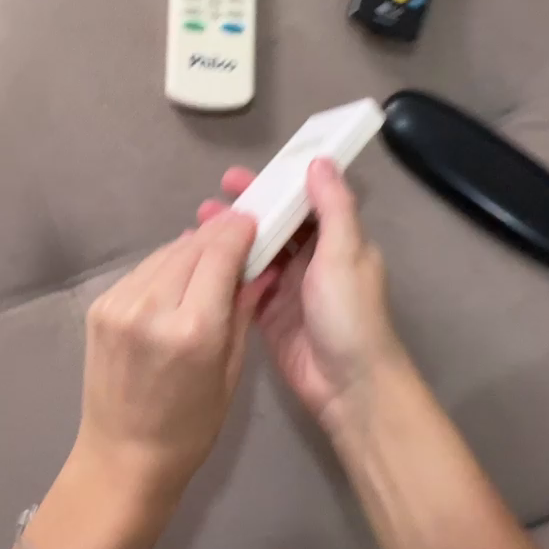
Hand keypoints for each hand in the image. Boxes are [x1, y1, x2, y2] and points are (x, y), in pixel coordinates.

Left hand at [74, 209, 272, 498]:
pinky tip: (175, 277)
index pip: (220, 255)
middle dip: (216, 235)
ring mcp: (119, 304)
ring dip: (189, 248)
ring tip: (208, 253)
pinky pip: (141, 271)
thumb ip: (242, 312)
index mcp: (193, 329)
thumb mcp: (230, 373)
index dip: (238, 232)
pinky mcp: (99, 306)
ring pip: (164, 253)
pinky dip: (162, 267)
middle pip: (191, 247)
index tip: (252, 221)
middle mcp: (152, 308)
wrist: (122, 458)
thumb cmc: (190, 427)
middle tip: (237, 231)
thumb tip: (260, 267)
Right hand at [198, 159, 407, 430]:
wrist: (348, 388)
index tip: (241, 175)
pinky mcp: (269, 311)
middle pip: (274, 225)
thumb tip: (320, 160)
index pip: (302, 201)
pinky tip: (200, 258)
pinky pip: (244, 282)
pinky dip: (225, 268)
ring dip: (230, 237)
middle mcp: (312, 259)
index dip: (274, 184)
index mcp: (337, 241)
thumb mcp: (345, 254)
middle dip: (245, 210)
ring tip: (197, 224)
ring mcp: (288, 286)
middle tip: (210, 200)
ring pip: (256, 251)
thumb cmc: (350, 315)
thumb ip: (333, 208)